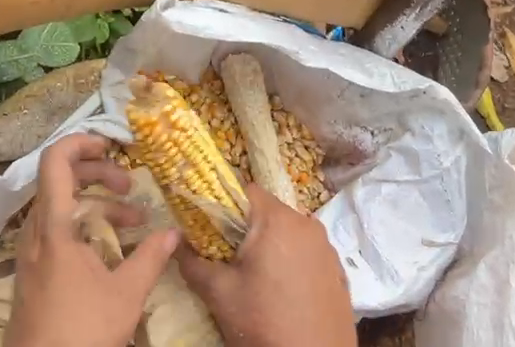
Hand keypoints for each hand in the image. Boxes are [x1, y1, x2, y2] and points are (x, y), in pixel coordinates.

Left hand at [5, 133, 180, 346]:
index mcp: (53, 225)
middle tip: (130, 186)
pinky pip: (57, 230)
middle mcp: (36, 230)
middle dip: (97, 173)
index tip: (112, 146)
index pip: (55, 160)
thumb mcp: (125, 295)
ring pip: (61, 207)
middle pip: (60, 178)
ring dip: (96, 204)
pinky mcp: (33, 270)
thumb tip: (175, 232)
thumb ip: (151, 258)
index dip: (81, 142)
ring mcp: (31, 251)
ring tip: (136, 221)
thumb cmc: (81, 332)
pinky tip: (112, 247)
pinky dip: (84, 226)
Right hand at [178, 187, 357, 346]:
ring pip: (287, 233)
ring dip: (269, 247)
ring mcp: (327, 249)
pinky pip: (306, 254)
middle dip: (245, 231)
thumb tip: (175, 242)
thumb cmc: (265, 324)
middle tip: (229, 260)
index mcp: (278, 220)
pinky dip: (291, 264)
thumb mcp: (219, 294)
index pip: (244, 191)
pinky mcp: (339, 273)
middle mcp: (307, 224)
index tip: (210, 229)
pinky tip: (282, 294)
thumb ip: (192, 262)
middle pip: (266, 213)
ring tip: (255, 281)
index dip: (223, 205)